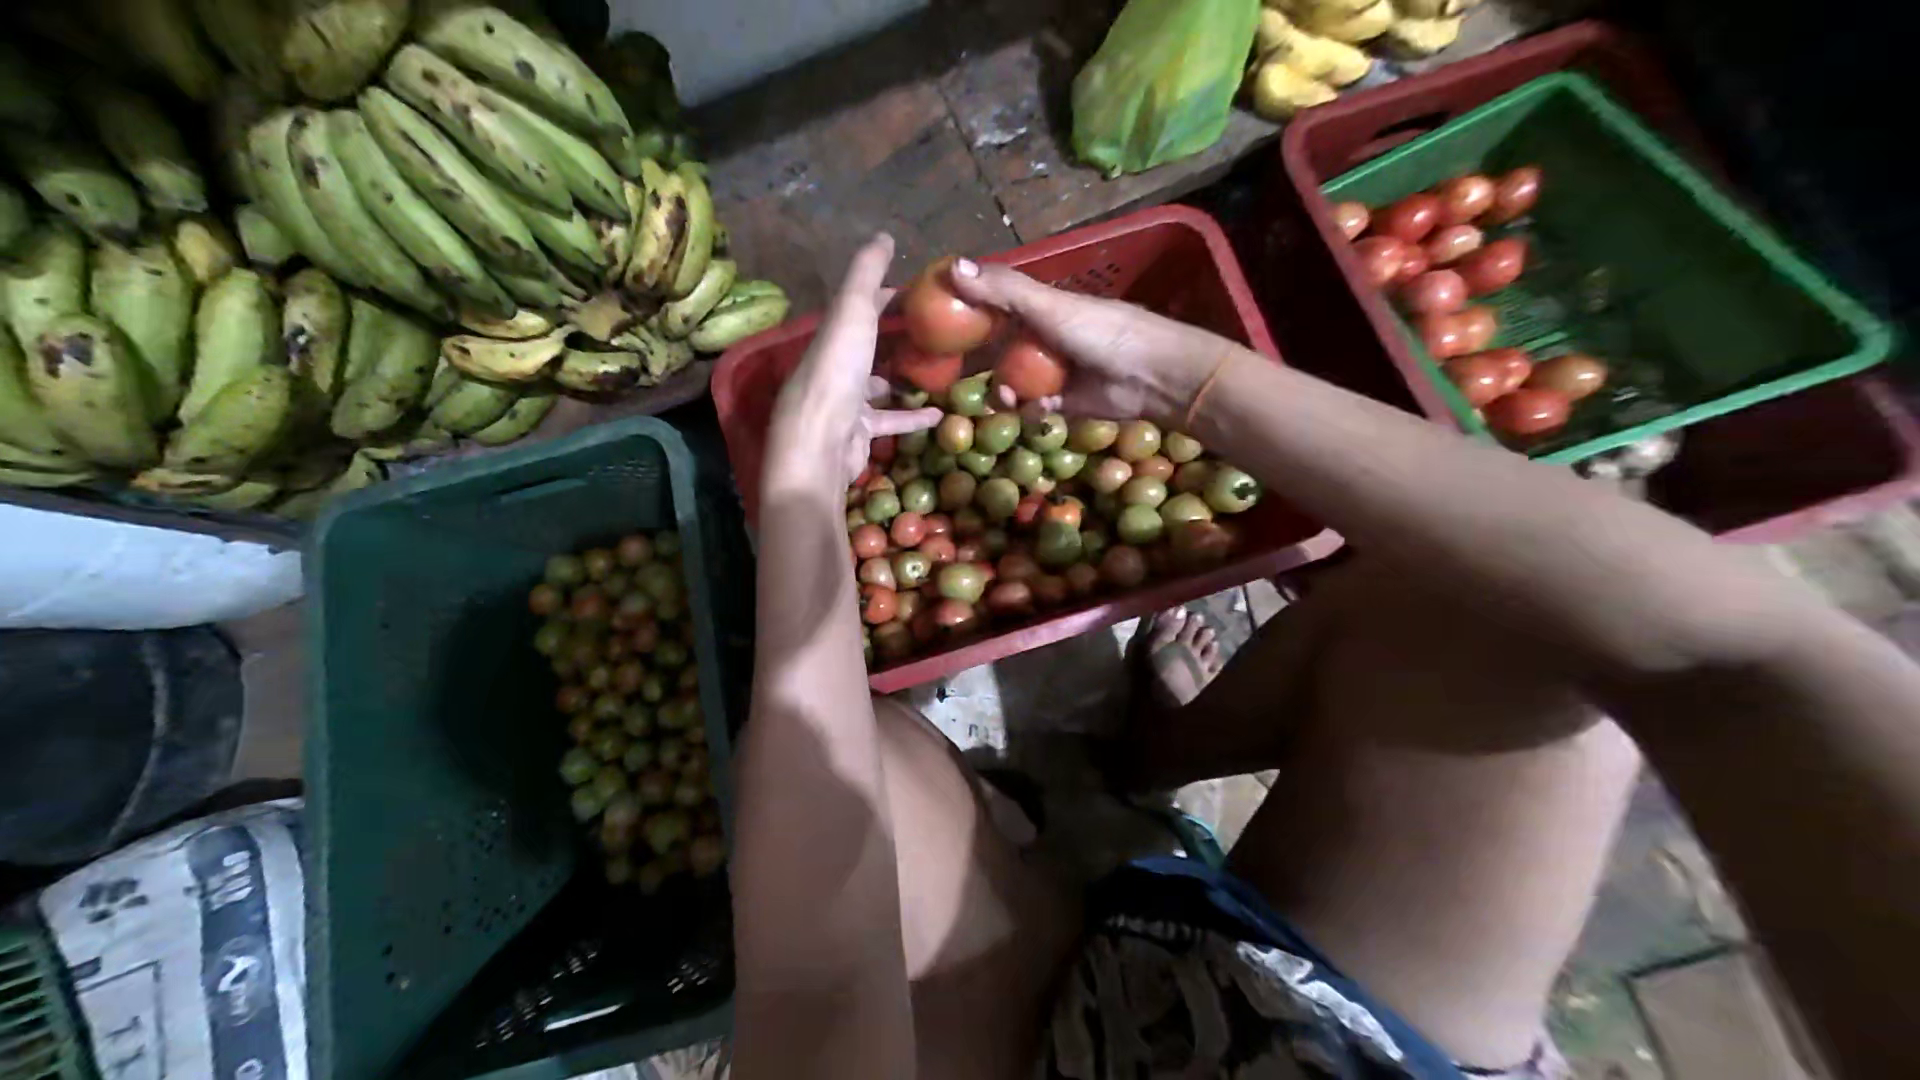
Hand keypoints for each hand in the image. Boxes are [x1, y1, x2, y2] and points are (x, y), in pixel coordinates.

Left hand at [765, 234, 941, 492]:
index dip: (891, 296)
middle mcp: (835, 366)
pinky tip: (939, 414)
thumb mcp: (852, 312)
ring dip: (908, 378)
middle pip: (872, 346)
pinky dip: (913, 416)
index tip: (926, 292)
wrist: (820, 444)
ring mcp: (846, 402)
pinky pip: (891, 420)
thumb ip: (866, 274)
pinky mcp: (859, 433)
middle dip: (902, 338)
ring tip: (943, 371)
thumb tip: (884, 236)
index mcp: (831, 334)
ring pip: (881, 385)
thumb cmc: (836, 372)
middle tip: (942, 333)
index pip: (862, 307)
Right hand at [946, 259, 1230, 422]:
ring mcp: (1043, 371)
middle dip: (964, 365)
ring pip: (1003, 383)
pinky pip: (1028, 408)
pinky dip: (1032, 409)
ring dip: (1001, 392)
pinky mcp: (1056, 402)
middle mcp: (1031, 337)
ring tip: (1007, 398)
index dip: (951, 314)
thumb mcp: (1050, 307)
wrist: (1151, 376)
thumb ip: (1003, 290)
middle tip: (935, 378)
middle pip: (986, 350)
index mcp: (1029, 307)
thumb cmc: (1103, 331)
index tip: (919, 327)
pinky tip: (1044, 407)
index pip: (980, 306)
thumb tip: (952, 266)